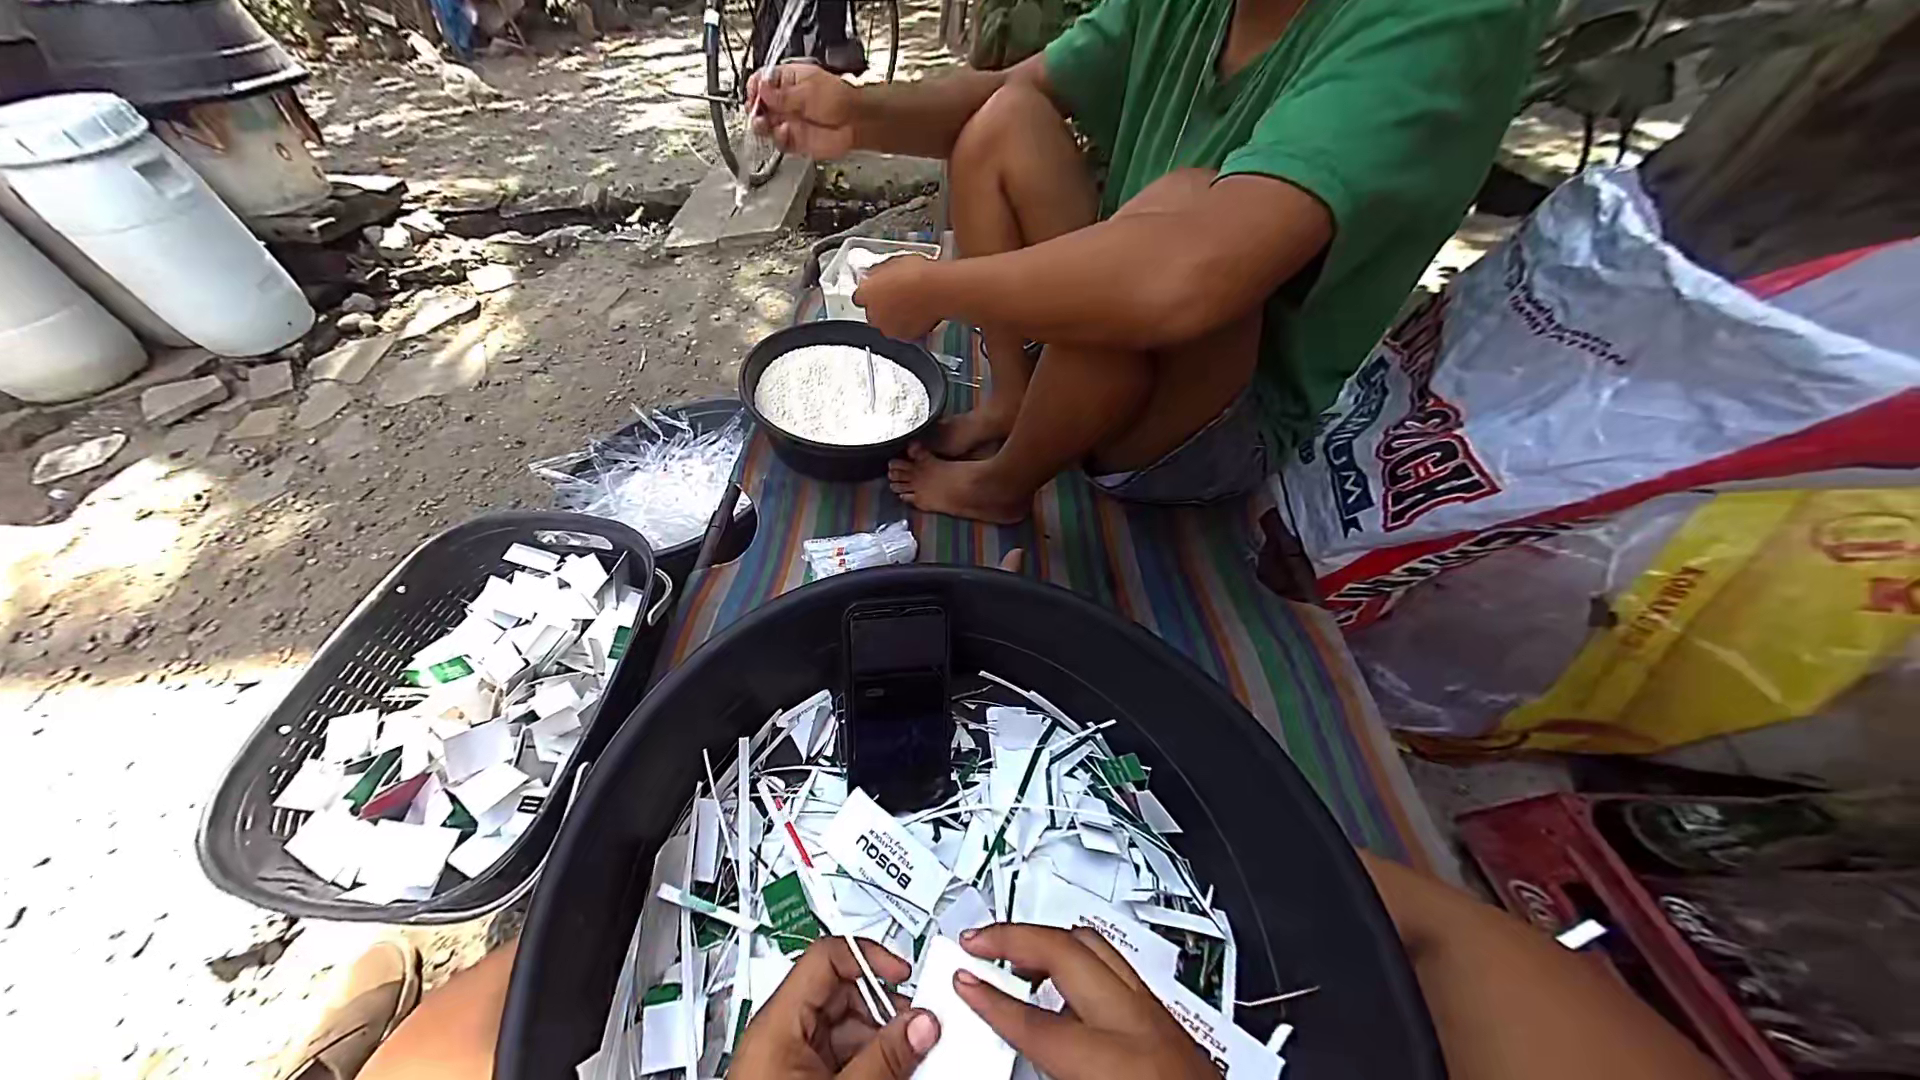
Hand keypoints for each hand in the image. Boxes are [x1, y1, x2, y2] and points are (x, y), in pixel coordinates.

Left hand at [729, 938, 941, 1079]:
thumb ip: (883, 1059)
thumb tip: (920, 1023)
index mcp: (777, 1025)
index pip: (827, 958)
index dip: (868, 958)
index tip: (903, 974)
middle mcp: (780, 1036)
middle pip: (841, 993)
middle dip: (882, 1010)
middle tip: (913, 1030)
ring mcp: (788, 1062)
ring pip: (845, 1027)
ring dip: (879, 1040)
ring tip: (906, 1063)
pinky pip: (840, 1056)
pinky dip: (868, 1064)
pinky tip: (889, 1078)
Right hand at [747, 62, 859, 158]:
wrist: (855, 122)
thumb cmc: (839, 99)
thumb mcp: (809, 90)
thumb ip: (784, 95)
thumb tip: (762, 89)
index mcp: (787, 81)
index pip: (761, 82)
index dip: (754, 89)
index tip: (753, 96)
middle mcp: (786, 102)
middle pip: (760, 105)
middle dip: (755, 110)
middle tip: (757, 114)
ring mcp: (790, 121)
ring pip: (766, 125)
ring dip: (763, 126)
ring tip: (765, 125)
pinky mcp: (796, 140)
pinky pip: (780, 142)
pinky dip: (779, 140)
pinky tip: (784, 133)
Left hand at [851, 254, 943, 340]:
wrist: (937, 290)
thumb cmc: (918, 274)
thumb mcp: (894, 263)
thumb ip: (879, 274)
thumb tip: (877, 276)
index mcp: (866, 293)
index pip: (859, 297)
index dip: (869, 293)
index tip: (876, 291)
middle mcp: (873, 314)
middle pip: (872, 314)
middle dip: (881, 308)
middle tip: (897, 299)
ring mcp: (888, 328)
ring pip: (887, 326)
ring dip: (894, 319)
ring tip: (910, 308)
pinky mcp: (904, 338)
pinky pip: (903, 334)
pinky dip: (908, 328)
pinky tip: (918, 316)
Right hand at [953, 925, 1219, 1079]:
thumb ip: (1045, 1070)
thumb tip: (1010, 1050)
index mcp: (1119, 1063)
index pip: (1035, 1021)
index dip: (990, 999)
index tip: (964, 981)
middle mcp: (1141, 1027)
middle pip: (1064, 951)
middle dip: (1013, 938)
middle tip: (978, 941)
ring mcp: (1159, 1016)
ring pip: (1093, 943)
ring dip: (1047, 941)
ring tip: (1014, 953)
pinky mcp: (1169, 1018)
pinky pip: (1114, 964)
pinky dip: (1077, 959)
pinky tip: (1060, 981)